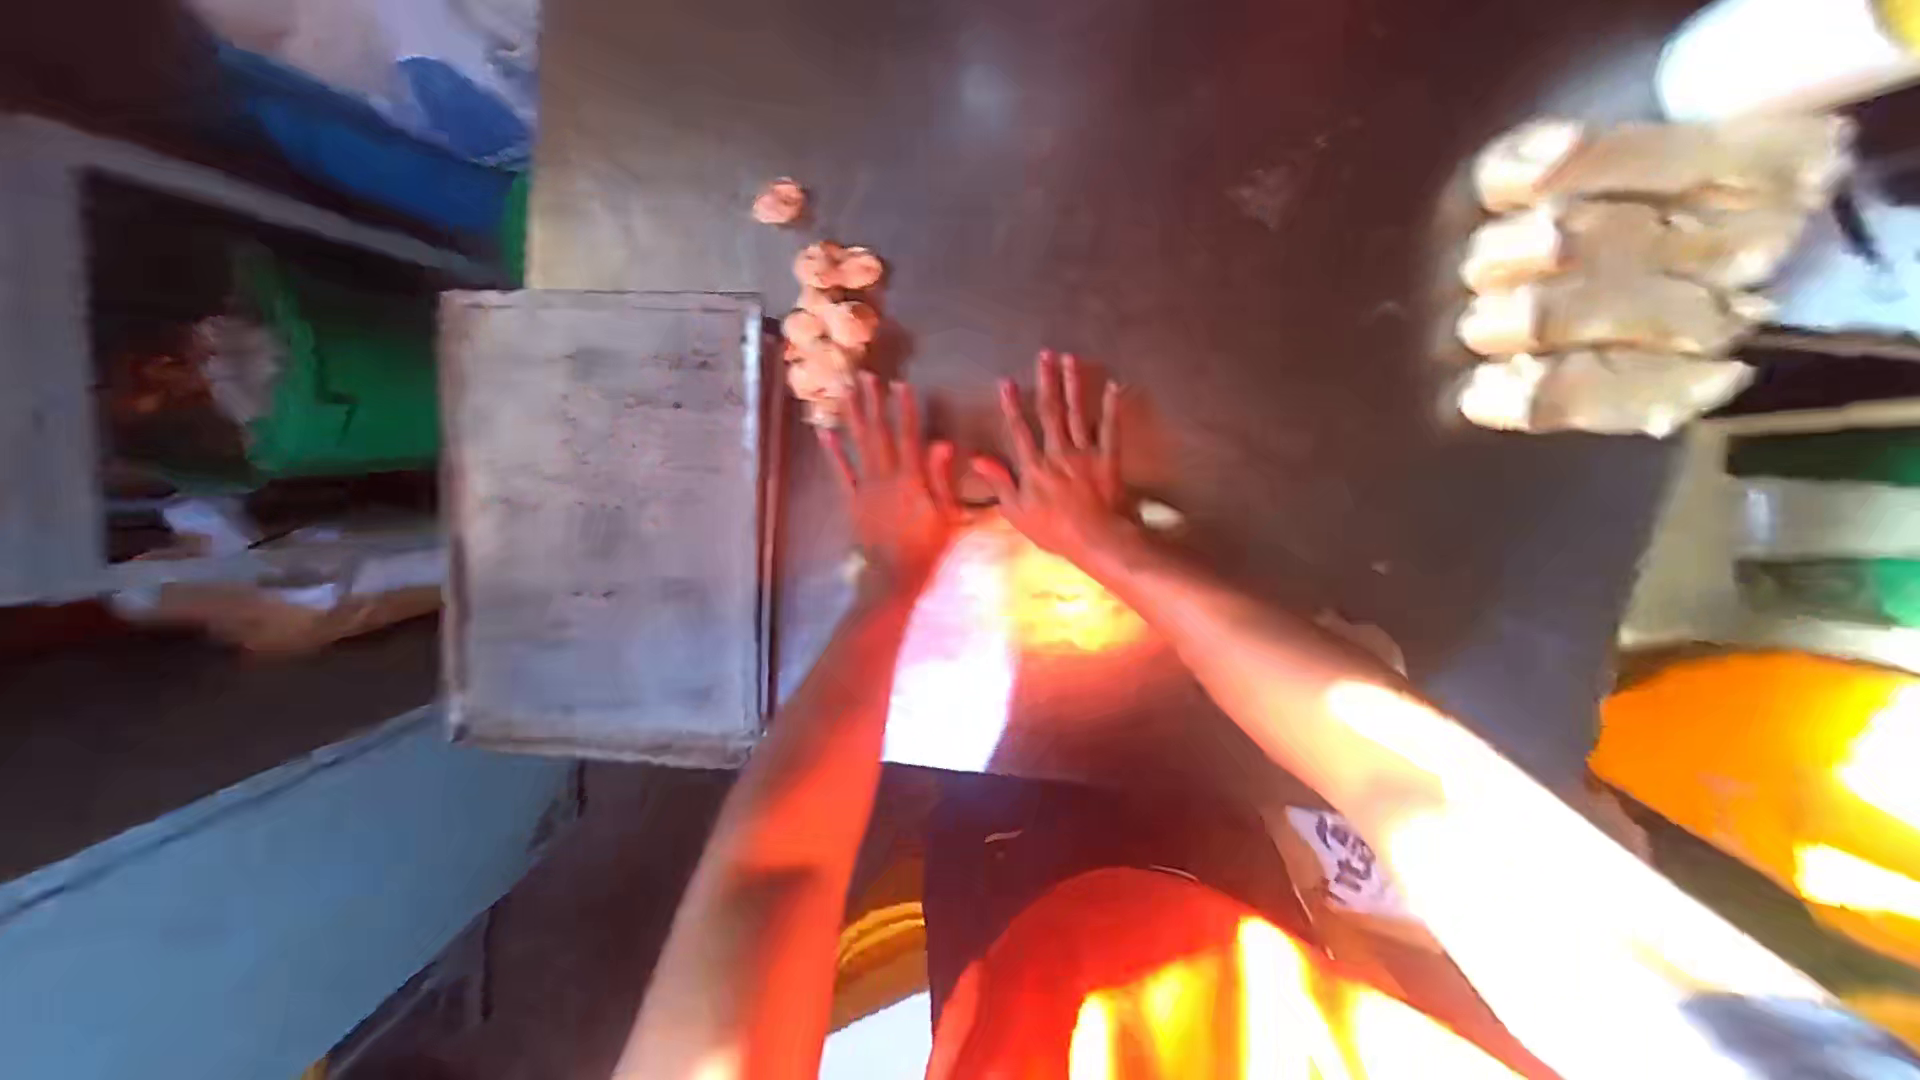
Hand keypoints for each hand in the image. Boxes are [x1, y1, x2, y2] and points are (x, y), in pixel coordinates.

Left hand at [819, 373, 961, 598]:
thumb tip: (942, 442)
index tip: (901, 385)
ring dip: (853, 417)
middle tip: (866, 376)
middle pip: (878, 433)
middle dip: (873, 403)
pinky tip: (824, 432)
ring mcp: (865, 487)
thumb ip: (941, 477)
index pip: (908, 436)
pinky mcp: (852, 500)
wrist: (894, 575)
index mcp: (911, 479)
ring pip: (858, 445)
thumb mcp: (946, 513)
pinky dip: (832, 452)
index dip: (905, 409)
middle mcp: (885, 476)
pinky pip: (840, 472)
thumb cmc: (928, 546)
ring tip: (847, 392)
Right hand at [972, 351, 1138, 568]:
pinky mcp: (1108, 459)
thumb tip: (978, 459)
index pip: (1020, 430)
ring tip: (1069, 359)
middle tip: (1044, 354)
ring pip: (1076, 412)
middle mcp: (1058, 453)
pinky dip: (1111, 407)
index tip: (1007, 382)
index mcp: (1034, 467)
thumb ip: (999, 482)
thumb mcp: (1016, 512)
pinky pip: (1110, 428)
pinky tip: (1113, 385)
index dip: (1012, 405)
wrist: (1096, 539)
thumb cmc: (1054, 531)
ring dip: (1072, 384)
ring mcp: (1085, 454)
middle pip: (1050, 411)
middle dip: (1046, 380)